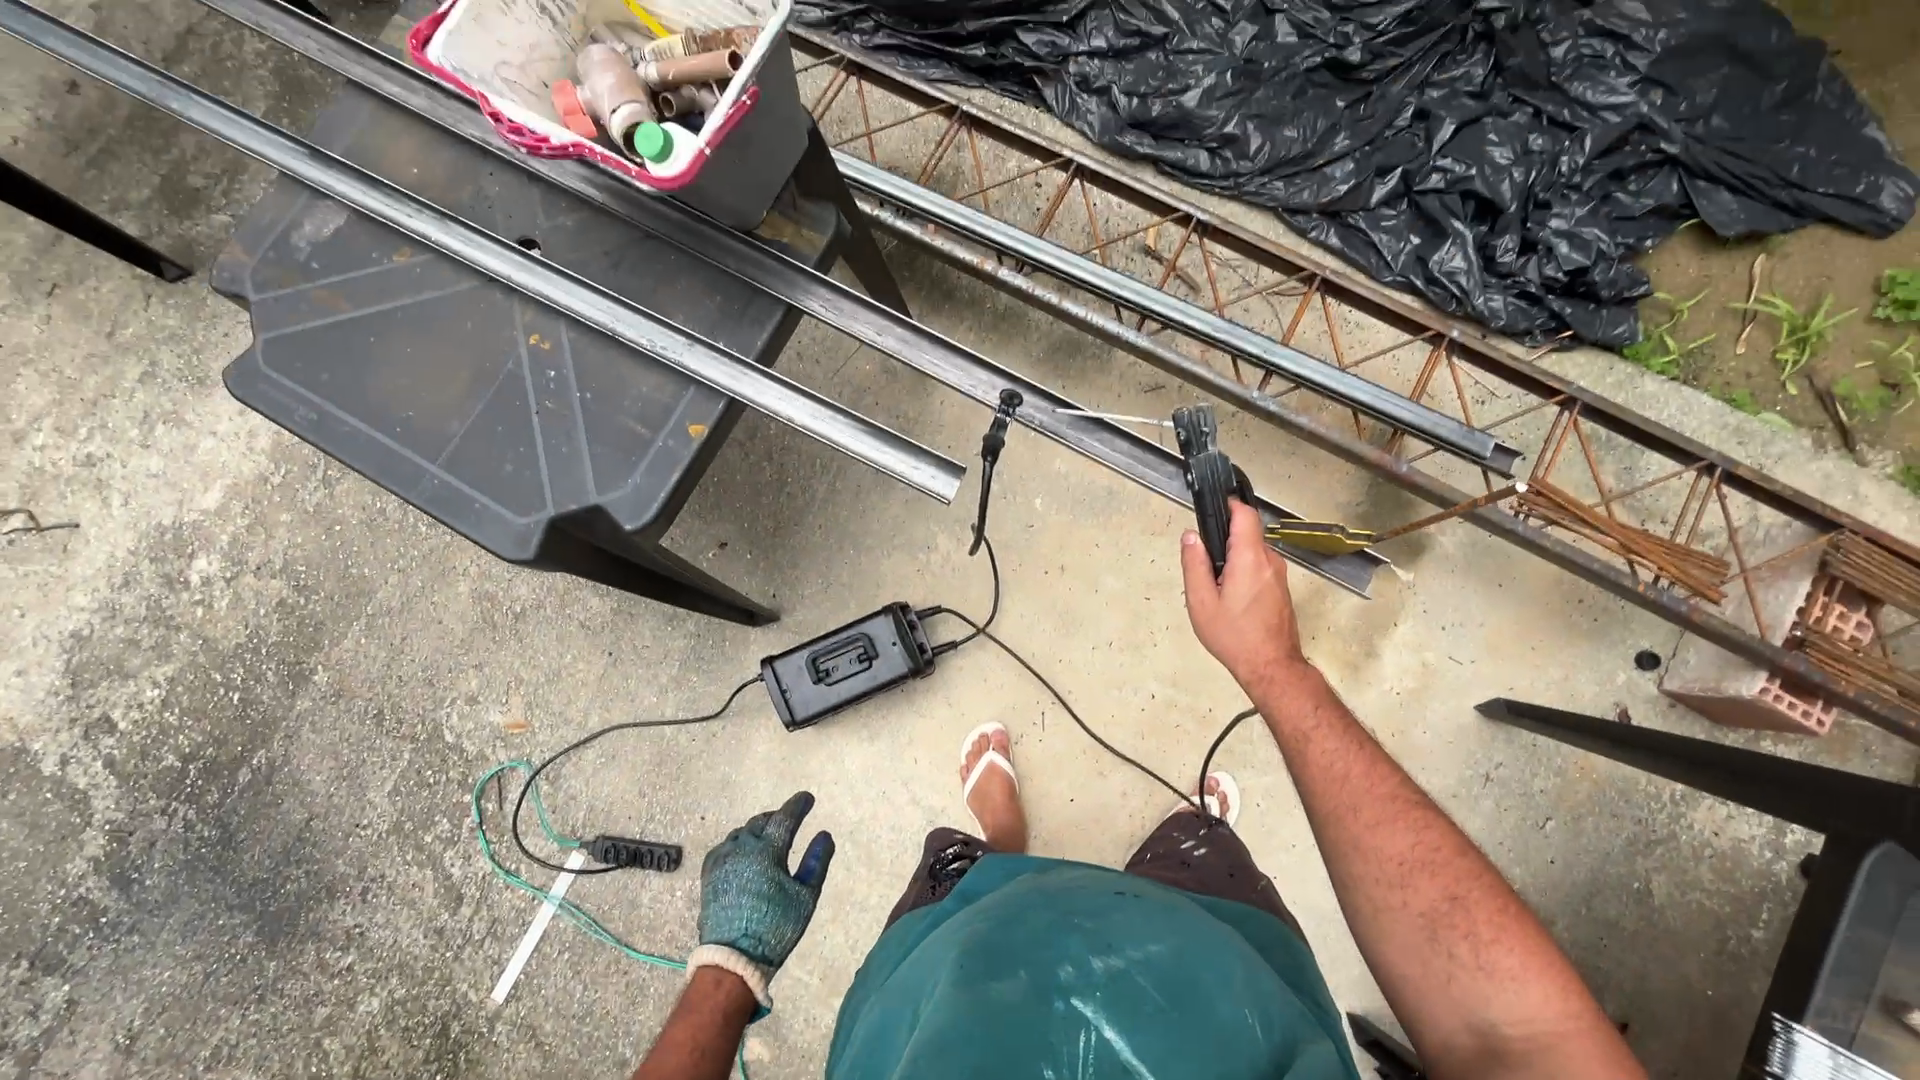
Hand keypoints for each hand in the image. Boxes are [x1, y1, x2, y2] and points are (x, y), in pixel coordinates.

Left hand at [697, 791, 833, 974]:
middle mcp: (742, 848)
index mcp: (768, 851)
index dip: (798, 805)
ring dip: (757, 829)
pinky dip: (738, 842)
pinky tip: (743, 851)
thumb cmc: (775, 928)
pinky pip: (725, 847)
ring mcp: (723, 860)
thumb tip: (824, 835)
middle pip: (761, 822)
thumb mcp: (805, 897)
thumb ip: (816, 862)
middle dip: (777, 817)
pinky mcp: (710, 874)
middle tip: (789, 818)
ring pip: (742, 833)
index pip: (785, 818)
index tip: (807, 798)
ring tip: (768, 835)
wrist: (733, 957)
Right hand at [1181, 498, 1308, 692]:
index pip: (1245, 515)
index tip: (1211, 508)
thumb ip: (1194, 564)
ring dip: (1233, 560)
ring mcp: (1279, 575)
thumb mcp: (1201, 601)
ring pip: (1253, 553)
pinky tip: (1231, 599)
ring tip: (1216, 590)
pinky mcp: (1281, 589)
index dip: (1228, 506)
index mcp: (1249, 558)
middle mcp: (1270, 561)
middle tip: (1204, 565)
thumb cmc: (1234, 636)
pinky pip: (1260, 569)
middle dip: (1224, 541)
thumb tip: (1190, 536)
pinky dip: (1243, 573)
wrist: (1271, 666)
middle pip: (1247, 534)